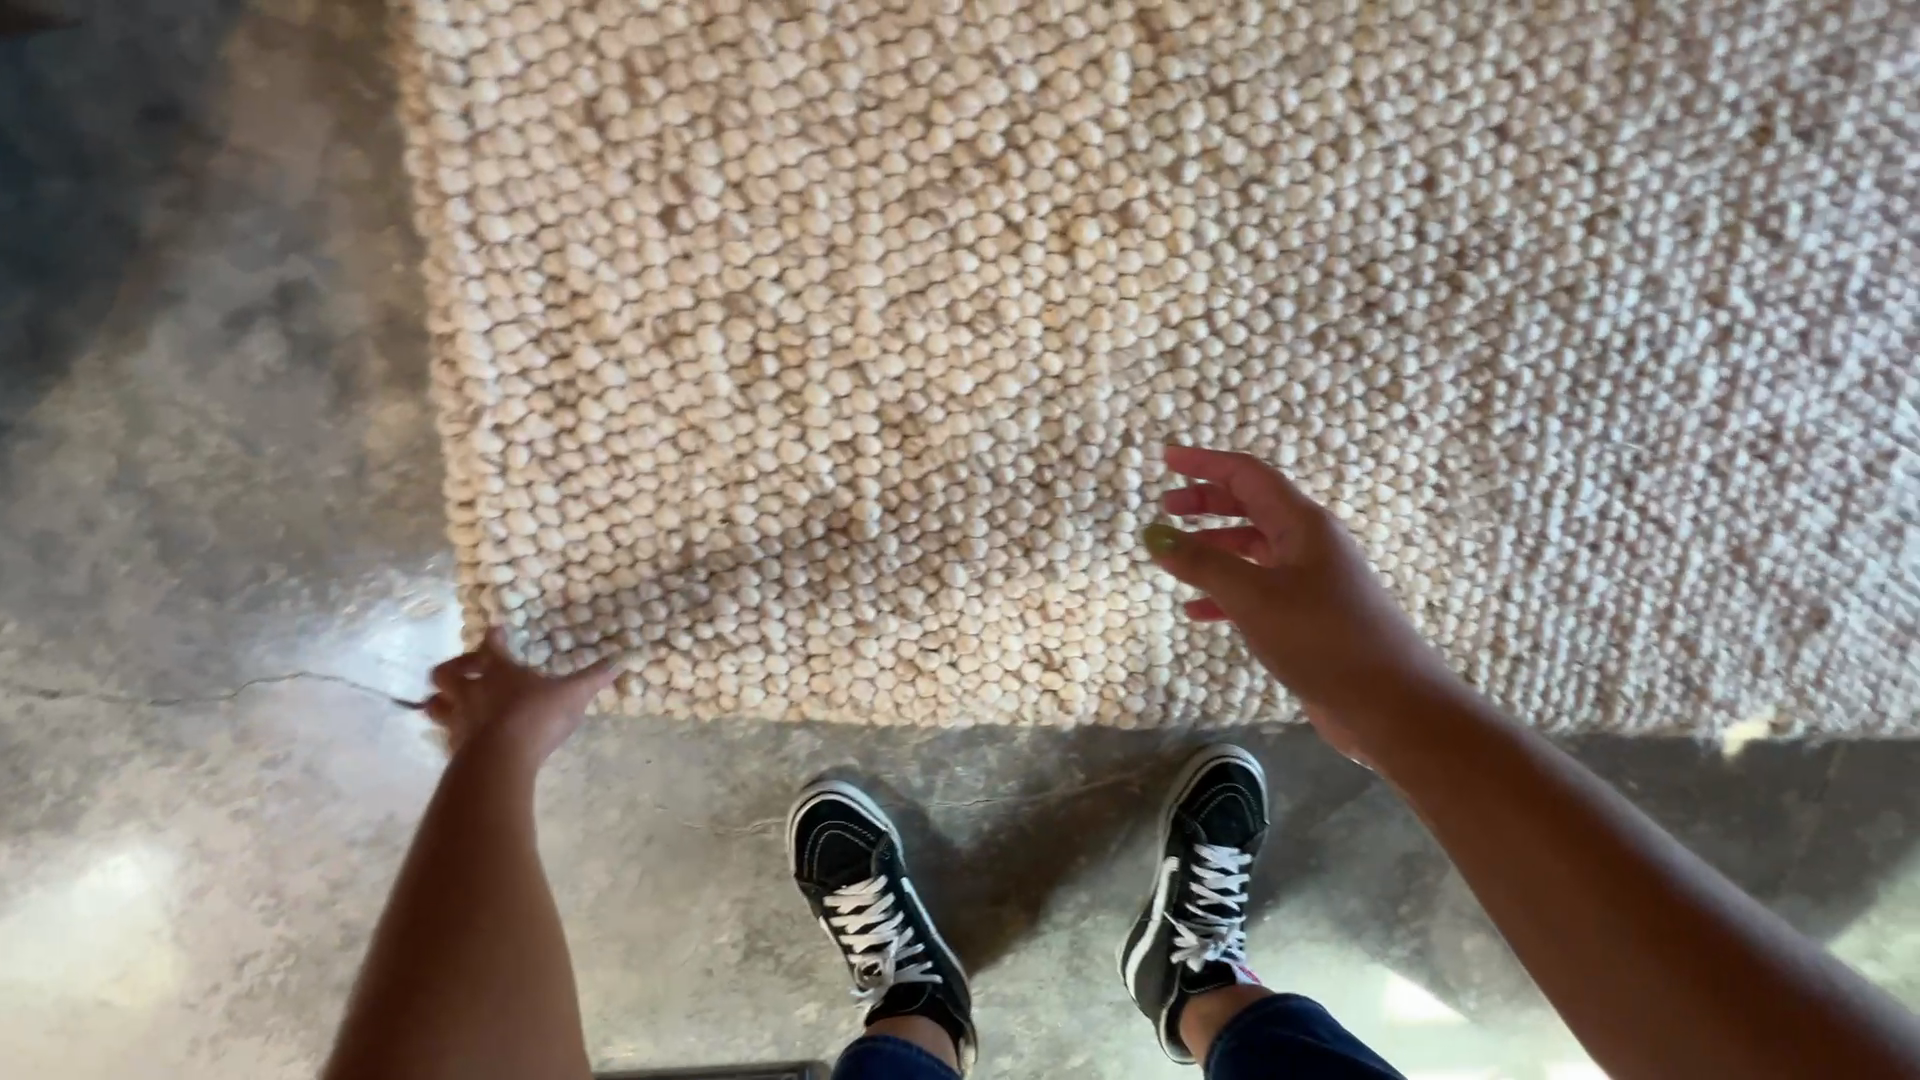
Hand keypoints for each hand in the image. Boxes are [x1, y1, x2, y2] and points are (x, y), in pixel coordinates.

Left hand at [423, 628, 618, 764]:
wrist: (501, 759)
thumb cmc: (536, 717)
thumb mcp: (573, 695)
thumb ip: (593, 679)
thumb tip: (619, 661)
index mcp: (499, 672)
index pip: (491, 646)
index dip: (494, 637)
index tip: (496, 630)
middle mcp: (473, 690)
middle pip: (447, 672)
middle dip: (455, 667)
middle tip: (469, 668)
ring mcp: (459, 718)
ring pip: (436, 702)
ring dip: (442, 698)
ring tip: (453, 699)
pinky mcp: (454, 745)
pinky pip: (444, 732)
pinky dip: (451, 729)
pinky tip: (464, 733)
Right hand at [1141, 445, 1463, 757]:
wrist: (1391, 705)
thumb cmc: (1322, 638)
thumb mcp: (1253, 596)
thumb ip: (1201, 563)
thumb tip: (1154, 535)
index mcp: (1303, 524)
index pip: (1247, 475)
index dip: (1205, 463)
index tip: (1166, 458)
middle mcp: (1309, 544)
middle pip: (1250, 507)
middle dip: (1206, 503)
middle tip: (1166, 506)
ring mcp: (1311, 581)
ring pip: (1252, 551)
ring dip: (1212, 549)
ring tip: (1174, 558)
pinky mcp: (1309, 617)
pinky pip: (1258, 590)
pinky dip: (1225, 593)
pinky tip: (1196, 612)